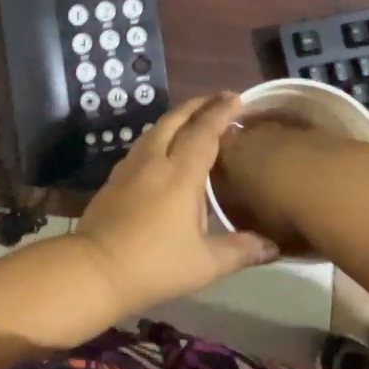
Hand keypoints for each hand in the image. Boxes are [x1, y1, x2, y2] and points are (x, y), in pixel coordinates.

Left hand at [70, 93, 279, 312]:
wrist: (94, 270)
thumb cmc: (154, 265)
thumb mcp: (206, 263)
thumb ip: (241, 250)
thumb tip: (274, 247)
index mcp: (180, 174)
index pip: (204, 132)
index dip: (221, 112)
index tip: (237, 98)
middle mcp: (153, 161)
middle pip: (175, 121)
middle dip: (197, 106)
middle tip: (217, 100)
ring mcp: (128, 169)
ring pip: (154, 131)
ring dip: (175, 119)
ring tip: (192, 121)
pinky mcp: (112, 181)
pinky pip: (141, 147)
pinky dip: (158, 138)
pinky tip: (161, 150)